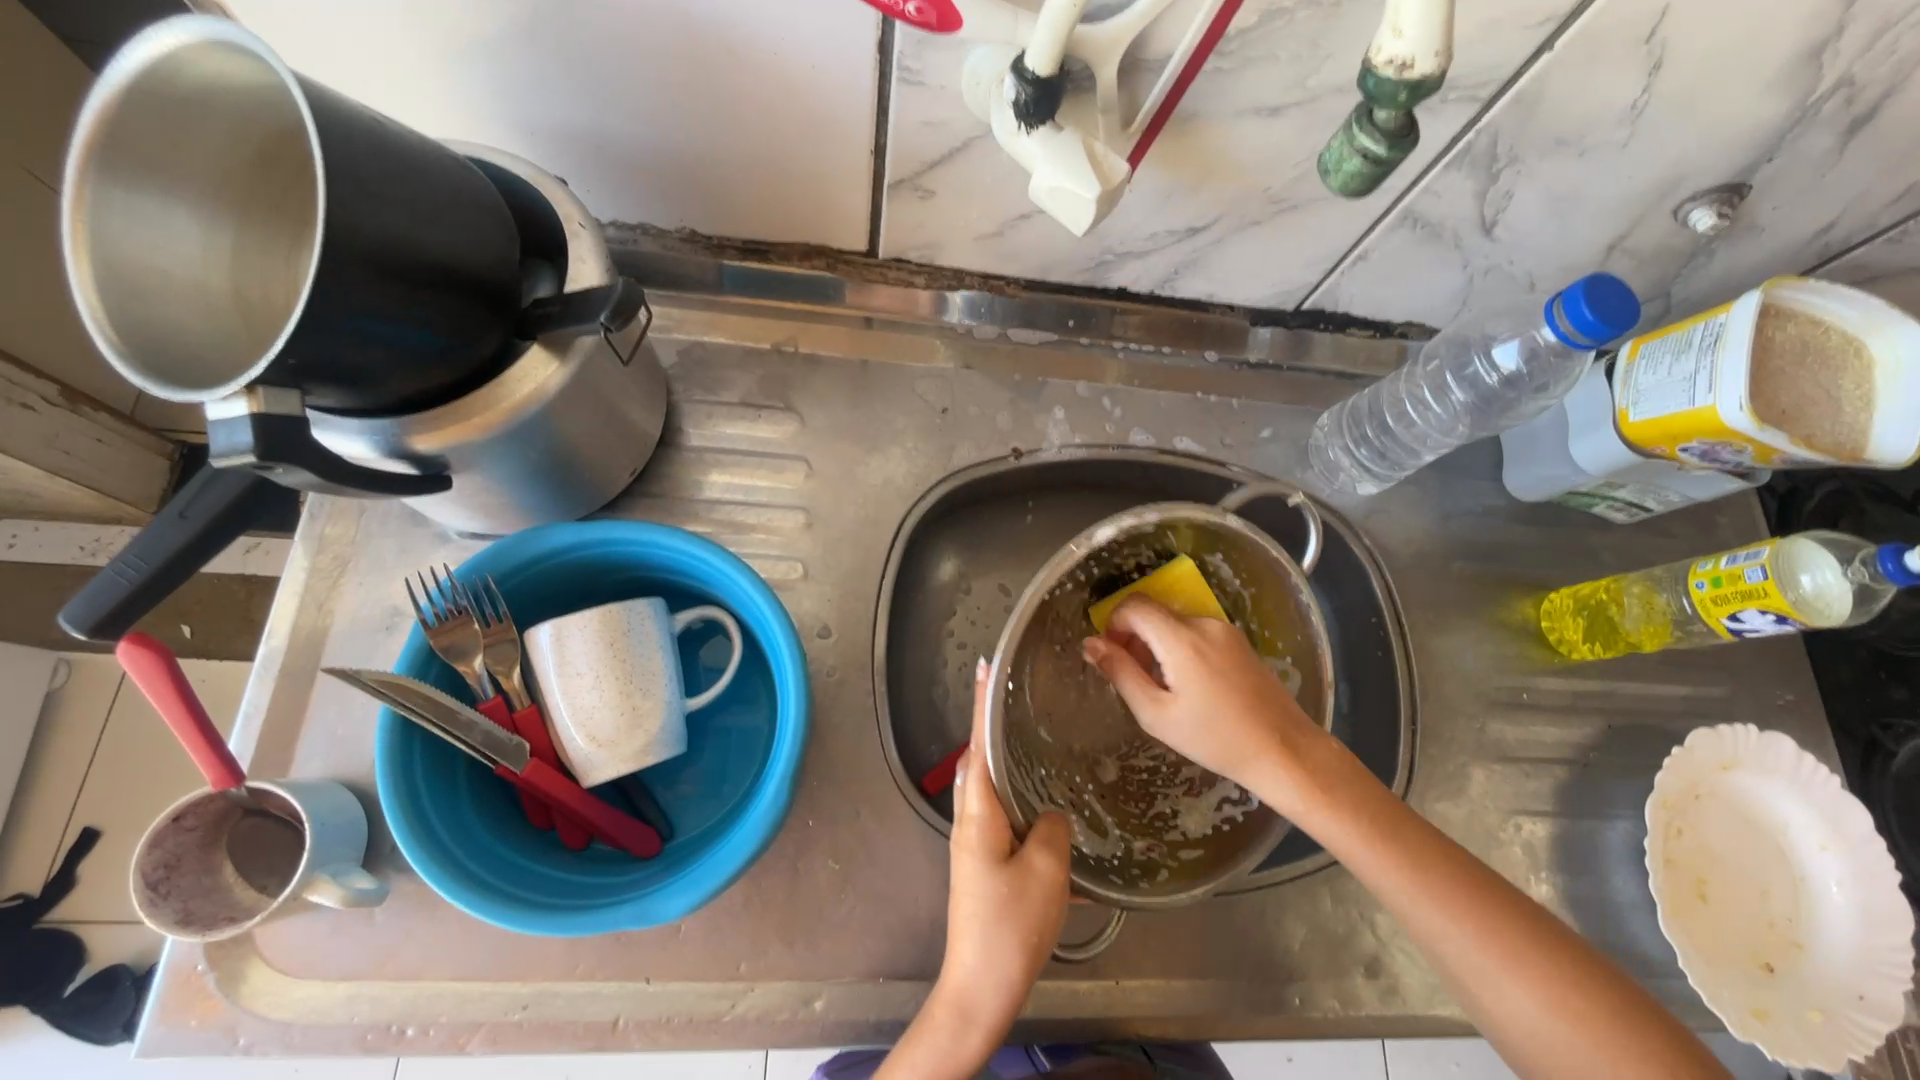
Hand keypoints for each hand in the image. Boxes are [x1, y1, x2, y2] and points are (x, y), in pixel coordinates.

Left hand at [934, 658, 1071, 1038]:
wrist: (983, 984)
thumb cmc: (1010, 925)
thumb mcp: (1046, 871)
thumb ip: (1051, 828)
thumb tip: (1049, 814)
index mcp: (978, 814)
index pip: (979, 745)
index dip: (982, 704)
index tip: (984, 665)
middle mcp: (970, 821)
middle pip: (981, 761)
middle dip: (993, 724)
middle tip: (1016, 692)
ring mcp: (976, 844)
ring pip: (993, 790)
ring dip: (1007, 760)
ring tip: (1033, 734)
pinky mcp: (987, 865)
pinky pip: (1004, 817)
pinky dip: (1020, 797)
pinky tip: (1045, 801)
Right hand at [1081, 594, 1324, 798]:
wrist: (1282, 749)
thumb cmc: (1214, 738)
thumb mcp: (1156, 714)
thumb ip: (1121, 673)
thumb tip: (1090, 644)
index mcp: (1182, 639)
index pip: (1134, 606)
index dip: (1113, 625)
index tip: (1112, 657)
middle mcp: (1204, 623)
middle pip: (1154, 613)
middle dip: (1133, 637)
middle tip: (1133, 678)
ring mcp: (1225, 630)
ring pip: (1174, 622)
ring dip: (1155, 644)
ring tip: (1162, 688)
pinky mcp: (1238, 641)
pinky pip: (1195, 632)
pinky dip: (1179, 648)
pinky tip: (1188, 686)